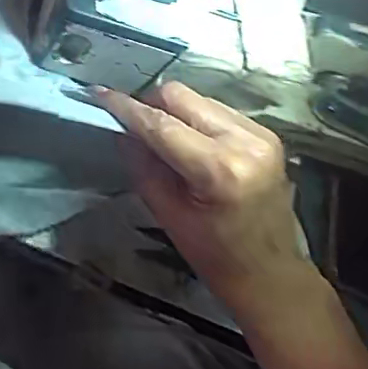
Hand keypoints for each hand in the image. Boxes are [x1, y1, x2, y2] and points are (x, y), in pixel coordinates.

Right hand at [97, 81, 319, 317]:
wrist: (270, 274)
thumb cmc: (213, 252)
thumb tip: (120, 127)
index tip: (97, 94)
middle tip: (132, 124)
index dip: (125, 107)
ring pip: (195, 98)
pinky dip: (192, 118)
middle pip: (179, 96)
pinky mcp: (265, 133)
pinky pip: (214, 108)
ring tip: (162, 138)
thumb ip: (140, 161)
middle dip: (148, 104)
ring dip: (171, 111)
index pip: (160, 123)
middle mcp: (244, 142)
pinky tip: (188, 142)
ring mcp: (259, 134)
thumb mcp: (164, 210)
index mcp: (220, 169)